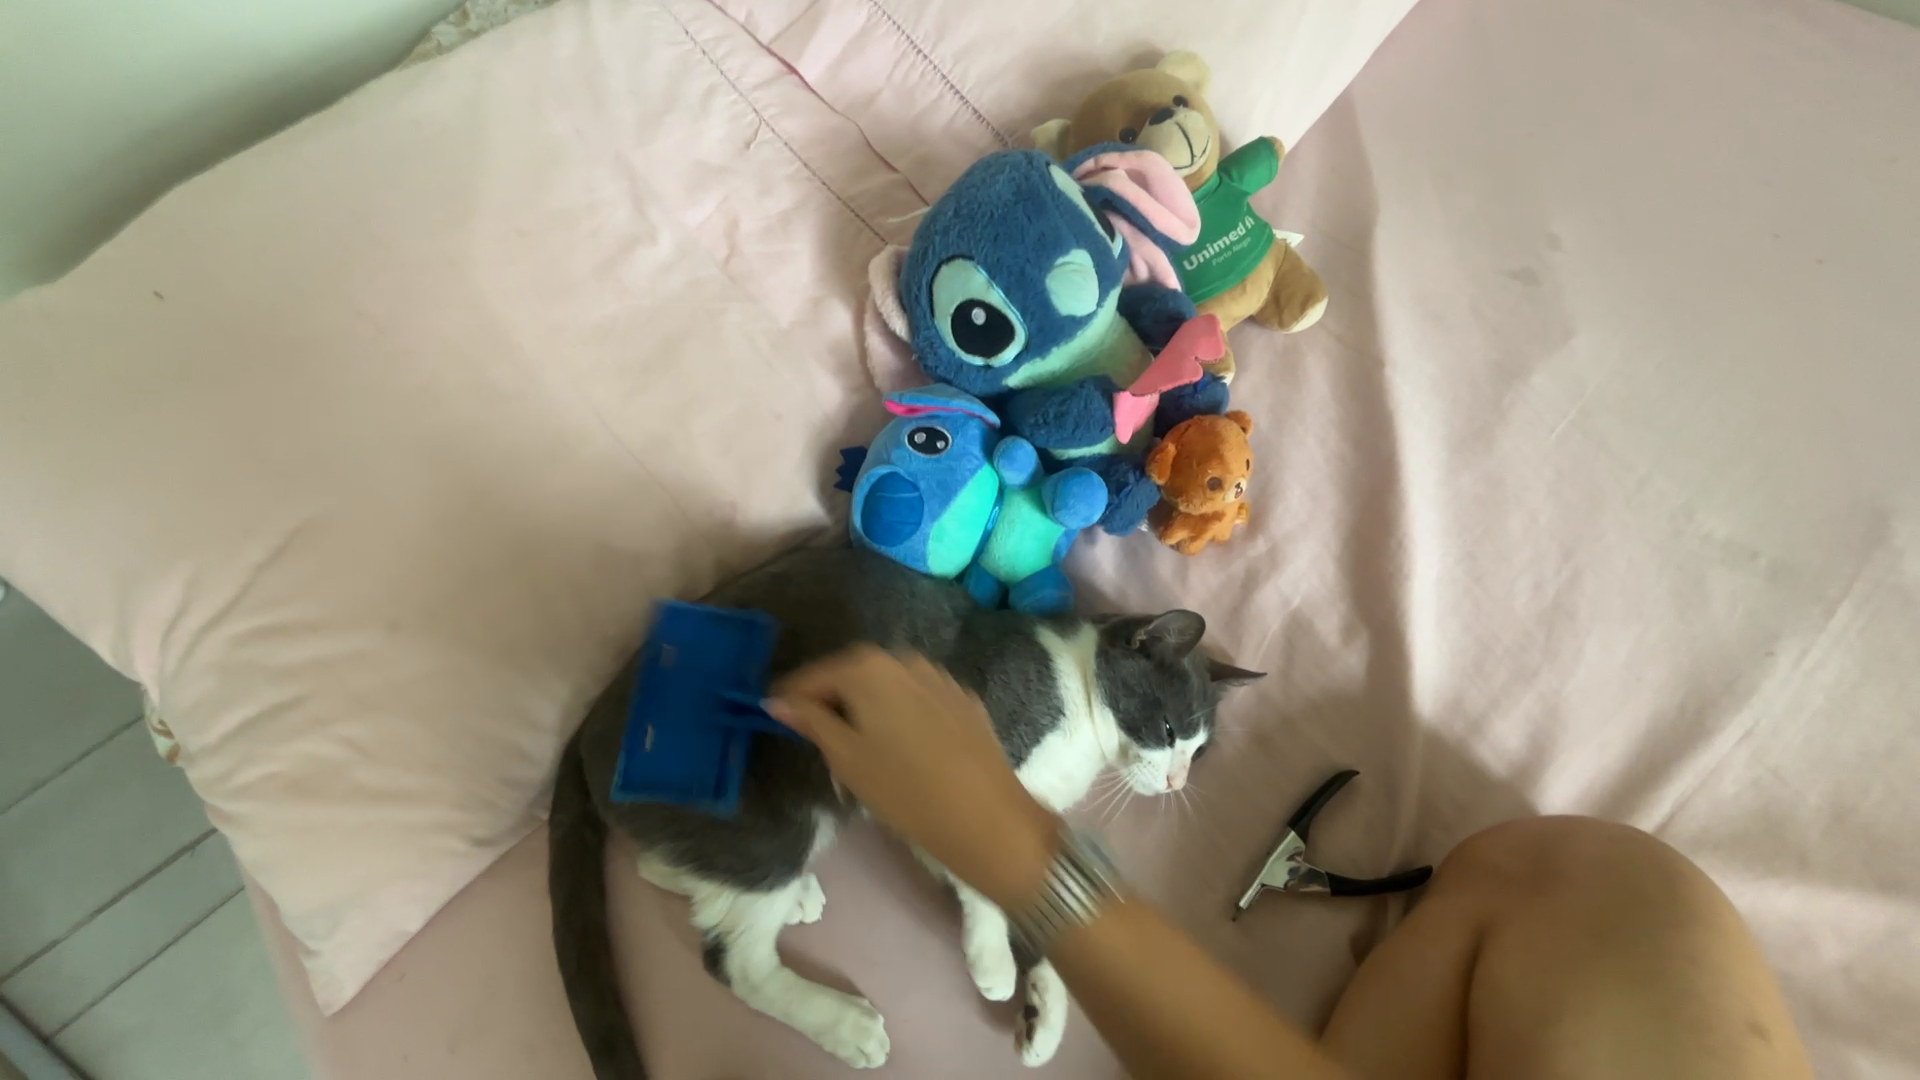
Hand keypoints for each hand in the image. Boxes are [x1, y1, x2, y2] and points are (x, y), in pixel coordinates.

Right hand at [766, 647, 1057, 906]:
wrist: (985, 815)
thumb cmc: (903, 789)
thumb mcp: (846, 758)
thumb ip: (812, 721)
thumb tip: (779, 700)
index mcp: (868, 668)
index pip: (816, 675)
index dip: (793, 696)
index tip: (775, 715)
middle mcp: (904, 660)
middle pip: (854, 673)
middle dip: (832, 698)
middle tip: (815, 732)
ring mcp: (939, 676)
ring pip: (889, 684)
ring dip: (868, 703)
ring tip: (858, 741)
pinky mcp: (963, 698)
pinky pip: (918, 697)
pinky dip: (901, 711)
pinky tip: (902, 743)